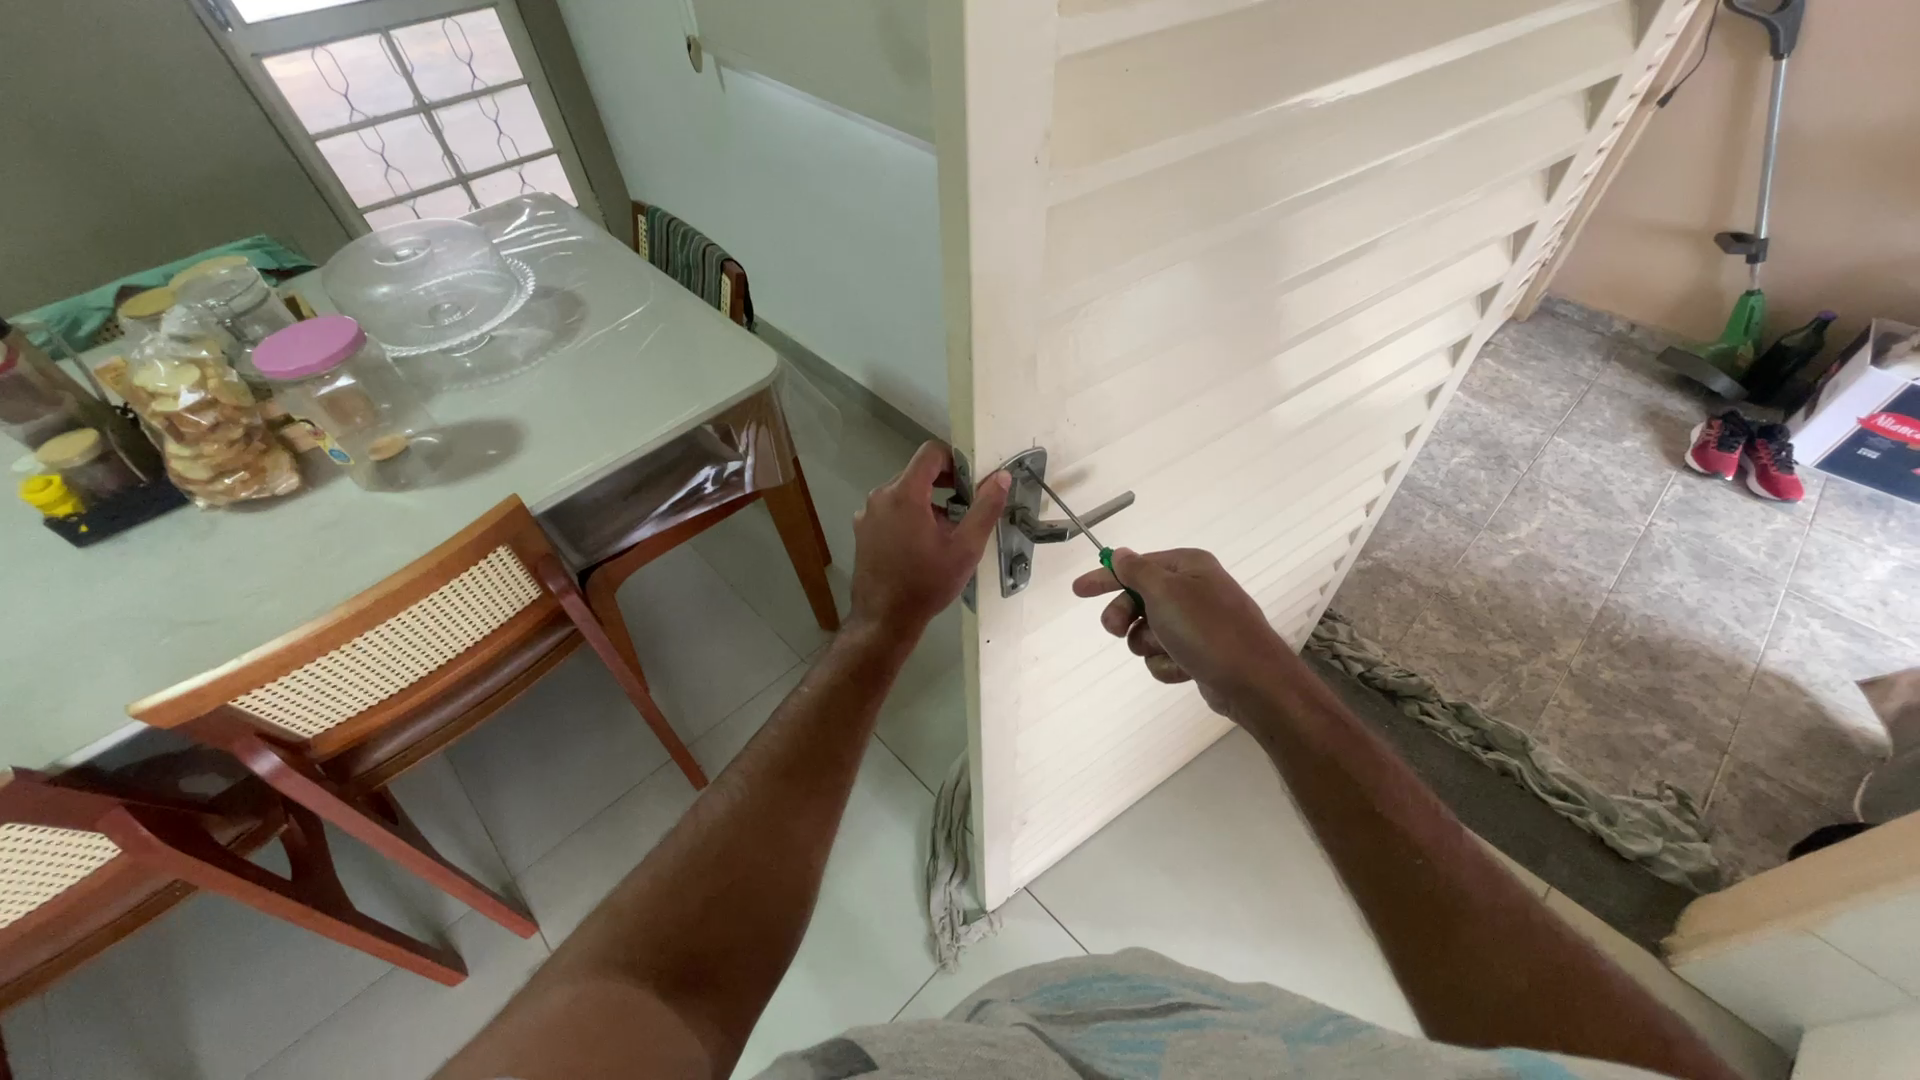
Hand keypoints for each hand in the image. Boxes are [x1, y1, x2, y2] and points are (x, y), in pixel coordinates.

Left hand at [849, 442, 1009, 634]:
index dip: (954, 459)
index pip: (930, 453)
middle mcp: (881, 497)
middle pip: (917, 474)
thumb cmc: (927, 583)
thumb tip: (1001, 477)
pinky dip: (909, 517)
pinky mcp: (862, 532)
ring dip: (928, 503)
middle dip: (944, 485)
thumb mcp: (966, 548)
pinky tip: (923, 546)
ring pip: (904, 494)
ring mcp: (867, 515)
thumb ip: (986, 508)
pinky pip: (890, 512)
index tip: (971, 480)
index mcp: (905, 494)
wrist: (884, 619)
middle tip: (966, 507)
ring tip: (947, 533)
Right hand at [1072, 548, 1290, 717]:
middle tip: (1116, 630)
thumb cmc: (1207, 630)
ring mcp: (1197, 624)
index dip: (1105, 578)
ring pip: (1147, 631)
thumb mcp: (1165, 592)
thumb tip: (1122, 554)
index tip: (1078, 590)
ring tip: (1164, 650)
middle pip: (1138, 599)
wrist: (1252, 681)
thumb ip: (1136, 571)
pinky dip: (1166, 663)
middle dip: (1125, 617)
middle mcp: (1194, 590)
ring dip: (1148, 644)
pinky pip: (1163, 655)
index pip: (1136, 566)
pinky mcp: (1199, 653)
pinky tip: (1182, 668)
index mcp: (1188, 567)